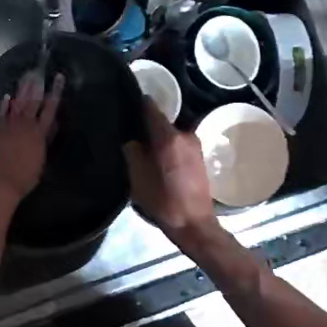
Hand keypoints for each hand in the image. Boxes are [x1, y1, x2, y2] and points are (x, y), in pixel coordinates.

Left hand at [0, 72, 62, 198]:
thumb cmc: (24, 178)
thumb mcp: (40, 161)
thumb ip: (44, 141)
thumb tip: (50, 126)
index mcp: (39, 134)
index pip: (50, 108)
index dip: (55, 92)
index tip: (59, 78)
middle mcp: (25, 126)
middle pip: (33, 101)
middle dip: (37, 84)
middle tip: (39, 70)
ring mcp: (8, 126)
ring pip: (17, 103)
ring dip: (22, 90)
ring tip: (26, 77)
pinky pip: (1, 113)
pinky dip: (4, 104)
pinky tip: (7, 96)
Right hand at [123, 104, 218, 239]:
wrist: (195, 224)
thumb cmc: (164, 202)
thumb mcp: (138, 179)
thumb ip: (132, 153)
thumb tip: (132, 139)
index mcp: (168, 137)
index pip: (151, 108)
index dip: (138, 103)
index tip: (126, 102)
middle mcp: (185, 135)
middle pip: (162, 121)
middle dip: (147, 124)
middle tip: (130, 131)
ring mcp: (196, 145)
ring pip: (171, 133)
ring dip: (159, 137)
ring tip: (143, 146)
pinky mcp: (200, 157)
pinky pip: (179, 144)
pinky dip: (168, 146)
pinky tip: (158, 158)